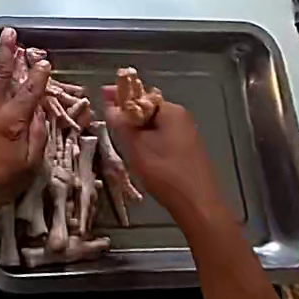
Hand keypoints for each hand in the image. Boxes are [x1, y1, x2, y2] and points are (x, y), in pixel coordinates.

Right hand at [100, 88, 230, 230]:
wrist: (197, 205)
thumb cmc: (165, 172)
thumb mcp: (136, 147)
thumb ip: (121, 124)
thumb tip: (110, 106)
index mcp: (171, 111)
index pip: (139, 95)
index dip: (119, 95)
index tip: (101, 94)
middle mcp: (181, 117)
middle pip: (147, 108)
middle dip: (127, 113)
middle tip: (108, 119)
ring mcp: (187, 133)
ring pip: (154, 124)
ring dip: (136, 128)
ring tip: (119, 137)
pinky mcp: (187, 149)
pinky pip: (162, 136)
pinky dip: (147, 138)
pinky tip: (138, 151)